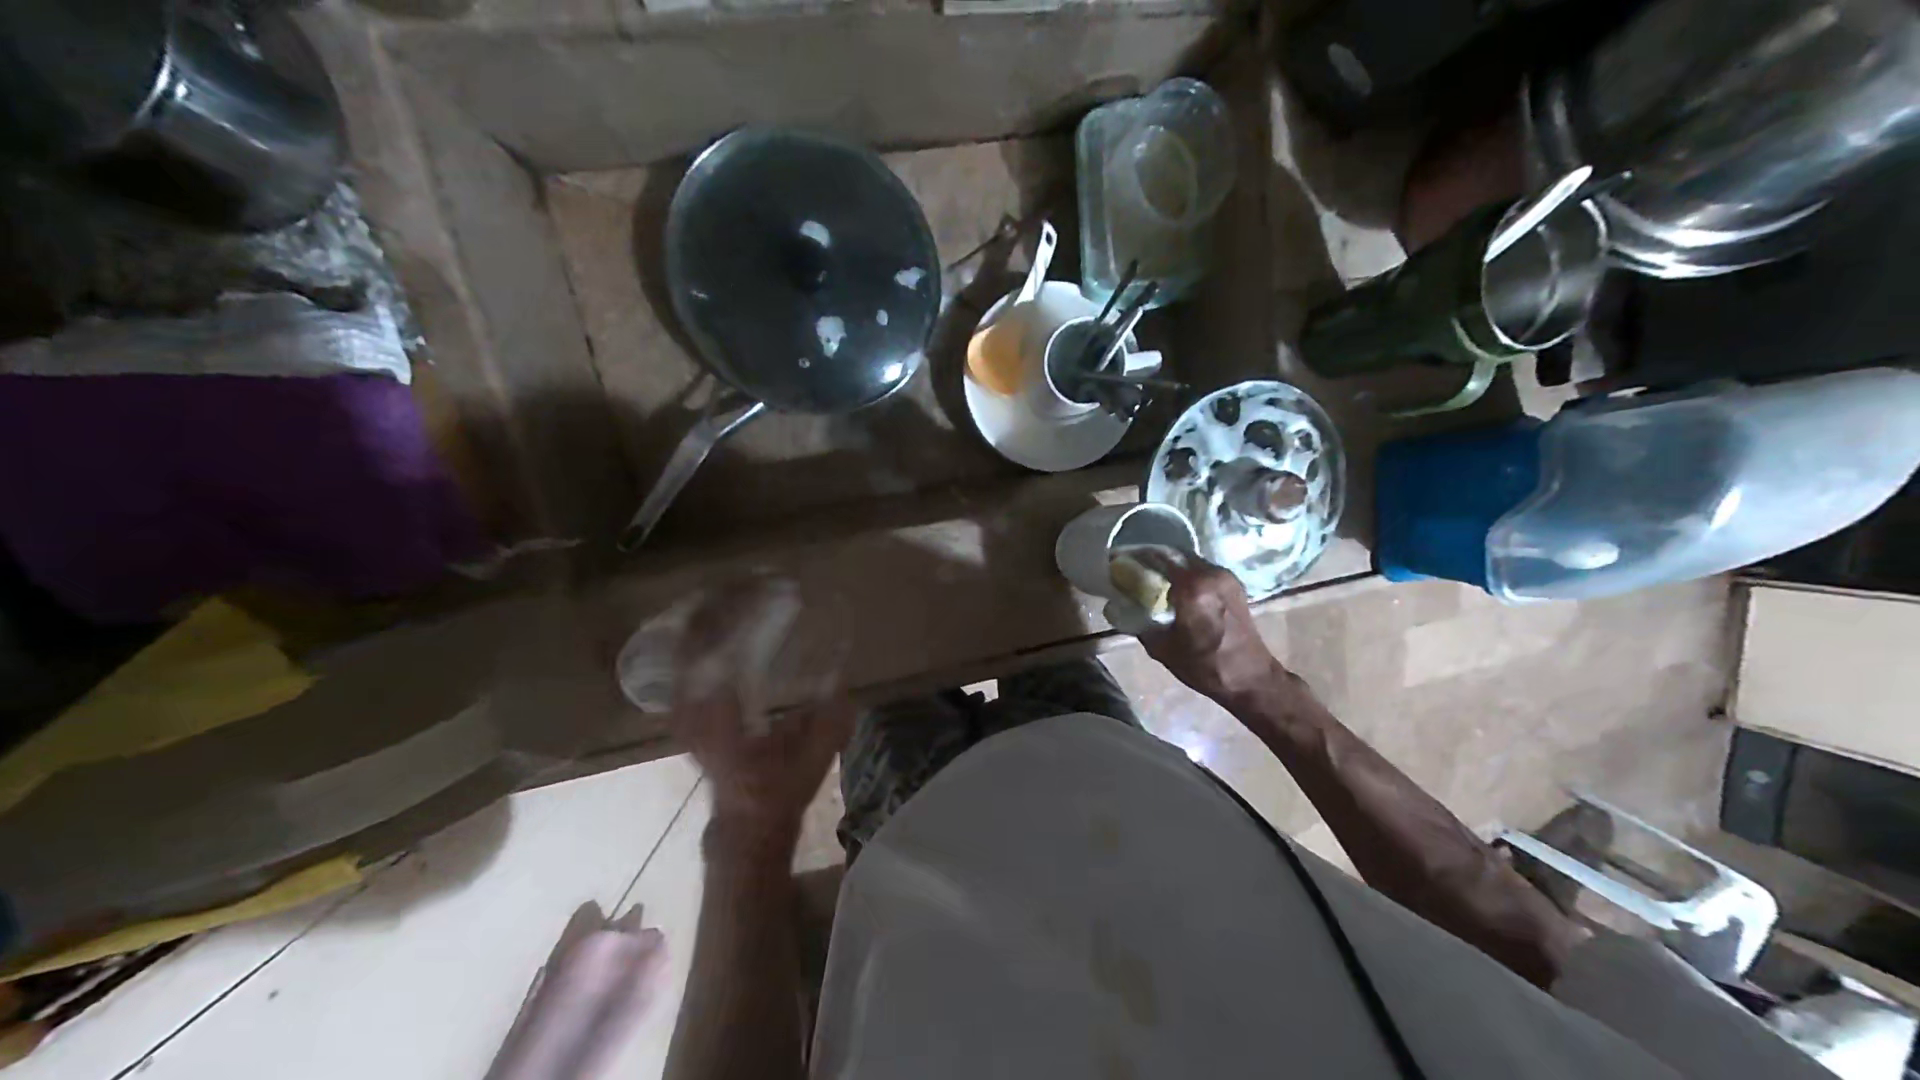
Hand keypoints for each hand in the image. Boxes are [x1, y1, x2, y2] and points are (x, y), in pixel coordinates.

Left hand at [667, 579, 853, 840]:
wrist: (745, 819)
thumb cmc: (780, 788)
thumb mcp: (815, 755)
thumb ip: (831, 715)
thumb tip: (844, 667)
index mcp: (725, 719)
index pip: (723, 651)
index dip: (742, 614)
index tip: (770, 588)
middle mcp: (695, 708)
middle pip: (695, 639)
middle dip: (722, 602)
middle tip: (752, 576)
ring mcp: (682, 708)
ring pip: (682, 645)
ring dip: (707, 612)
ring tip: (735, 584)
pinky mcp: (682, 709)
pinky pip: (679, 657)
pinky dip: (696, 630)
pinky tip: (713, 612)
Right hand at [1137, 554, 1291, 706]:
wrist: (1251, 678)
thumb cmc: (1205, 666)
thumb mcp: (1163, 648)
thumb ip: (1141, 623)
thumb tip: (1122, 607)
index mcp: (1191, 587)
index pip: (1157, 556)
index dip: (1136, 556)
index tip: (1121, 561)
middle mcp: (1210, 574)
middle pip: (1175, 555)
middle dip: (1154, 559)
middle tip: (1136, 568)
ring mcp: (1225, 577)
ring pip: (1191, 561)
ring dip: (1172, 565)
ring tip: (1154, 578)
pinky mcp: (1234, 585)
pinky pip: (1204, 570)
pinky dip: (1188, 573)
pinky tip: (1177, 588)